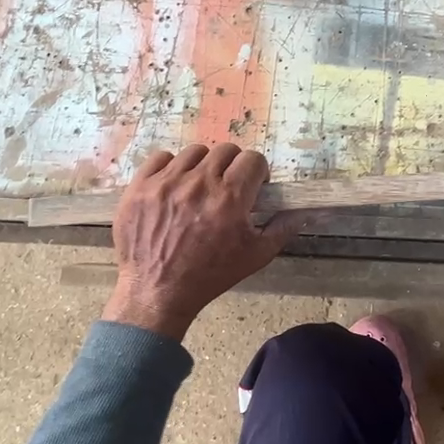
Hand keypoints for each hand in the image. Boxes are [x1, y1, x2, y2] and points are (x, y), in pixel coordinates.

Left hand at [105, 143, 298, 340]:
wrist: (157, 293)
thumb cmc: (212, 274)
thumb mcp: (257, 255)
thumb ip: (283, 228)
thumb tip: (304, 211)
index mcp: (230, 197)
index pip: (253, 159)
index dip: (257, 172)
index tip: (252, 186)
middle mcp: (199, 184)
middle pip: (225, 150)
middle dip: (232, 166)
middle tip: (228, 187)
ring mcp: (165, 184)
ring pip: (194, 152)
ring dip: (203, 165)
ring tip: (200, 186)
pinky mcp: (139, 188)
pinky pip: (160, 158)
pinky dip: (171, 167)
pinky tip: (174, 185)